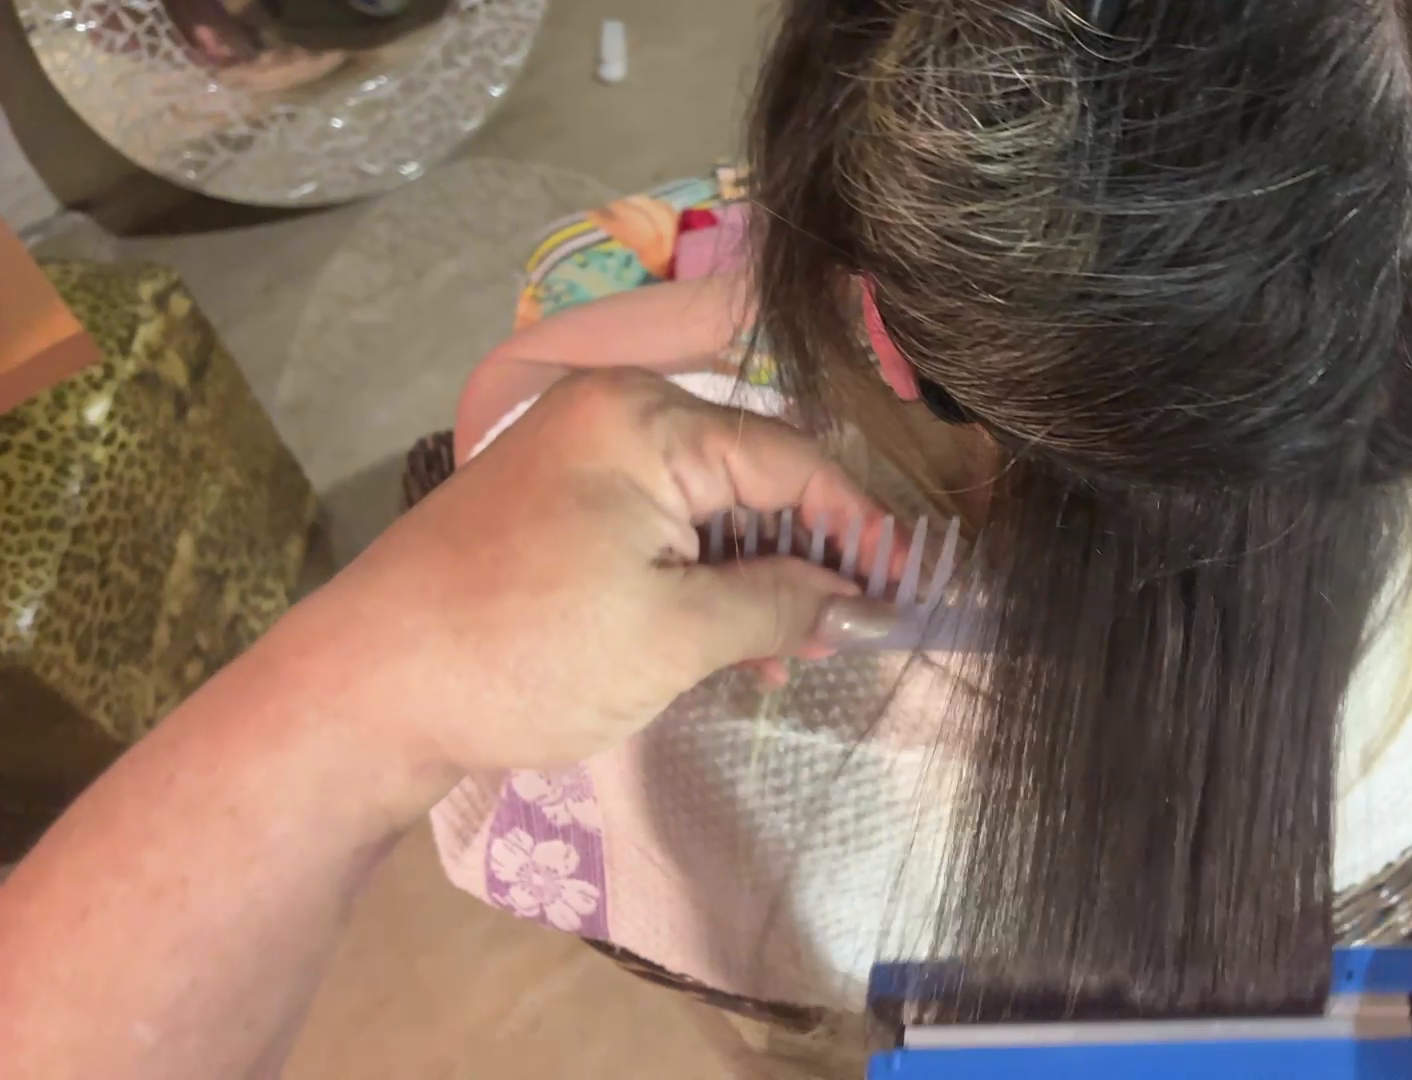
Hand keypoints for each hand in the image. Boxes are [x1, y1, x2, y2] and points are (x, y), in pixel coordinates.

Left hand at [292, 367, 894, 776]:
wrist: (355, 704)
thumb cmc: (525, 657)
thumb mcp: (676, 636)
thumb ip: (784, 607)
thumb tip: (868, 611)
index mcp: (647, 422)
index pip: (791, 463)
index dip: (857, 525)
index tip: (903, 583)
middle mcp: (622, 418)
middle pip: (757, 482)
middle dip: (806, 561)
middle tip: (842, 631)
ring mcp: (592, 457)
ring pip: (717, 513)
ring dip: (761, 582)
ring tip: (787, 654)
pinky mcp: (574, 502)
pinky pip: (671, 529)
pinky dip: (710, 582)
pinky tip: (734, 642)